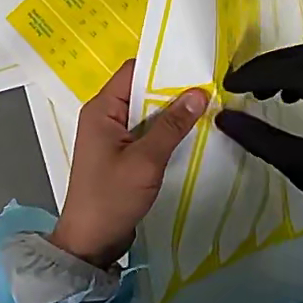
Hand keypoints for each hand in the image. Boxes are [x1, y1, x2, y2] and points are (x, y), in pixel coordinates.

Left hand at [49, 60, 207, 267]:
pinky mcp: (122, 153)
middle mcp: (104, 116)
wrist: (91, 239)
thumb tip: (198, 92)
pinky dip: (166, 130)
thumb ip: (171, 126)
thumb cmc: (111, 197)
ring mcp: (113, 136)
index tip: (197, 63)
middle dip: (173, 88)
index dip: (162, 64)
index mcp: (101, 110)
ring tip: (209, 104)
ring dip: (172, 111)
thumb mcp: (145, 160)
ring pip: (146, 112)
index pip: (132, 71)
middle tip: (212, 85)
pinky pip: (146, 132)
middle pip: (141, 90)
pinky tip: (192, 131)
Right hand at [213, 43, 302, 241]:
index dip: (258, 74)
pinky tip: (291, 93)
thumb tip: (223, 117)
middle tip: (241, 83)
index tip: (230, 85)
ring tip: (262, 89)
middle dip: (269, 65)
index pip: (297, 71)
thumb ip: (259, 139)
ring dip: (287, 67)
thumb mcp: (301, 167)